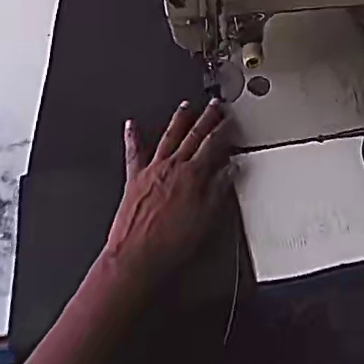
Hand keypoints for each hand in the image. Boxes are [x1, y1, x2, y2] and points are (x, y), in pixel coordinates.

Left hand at [103, 100, 232, 282]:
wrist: (135, 258)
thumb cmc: (170, 244)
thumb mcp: (206, 219)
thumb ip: (219, 190)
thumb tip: (231, 169)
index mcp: (192, 175)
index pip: (213, 145)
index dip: (224, 131)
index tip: (230, 121)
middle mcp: (173, 167)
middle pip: (194, 135)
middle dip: (206, 118)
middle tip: (214, 105)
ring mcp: (152, 170)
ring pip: (169, 136)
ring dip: (179, 119)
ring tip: (186, 106)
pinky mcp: (134, 178)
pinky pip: (134, 152)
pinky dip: (133, 137)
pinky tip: (132, 125)